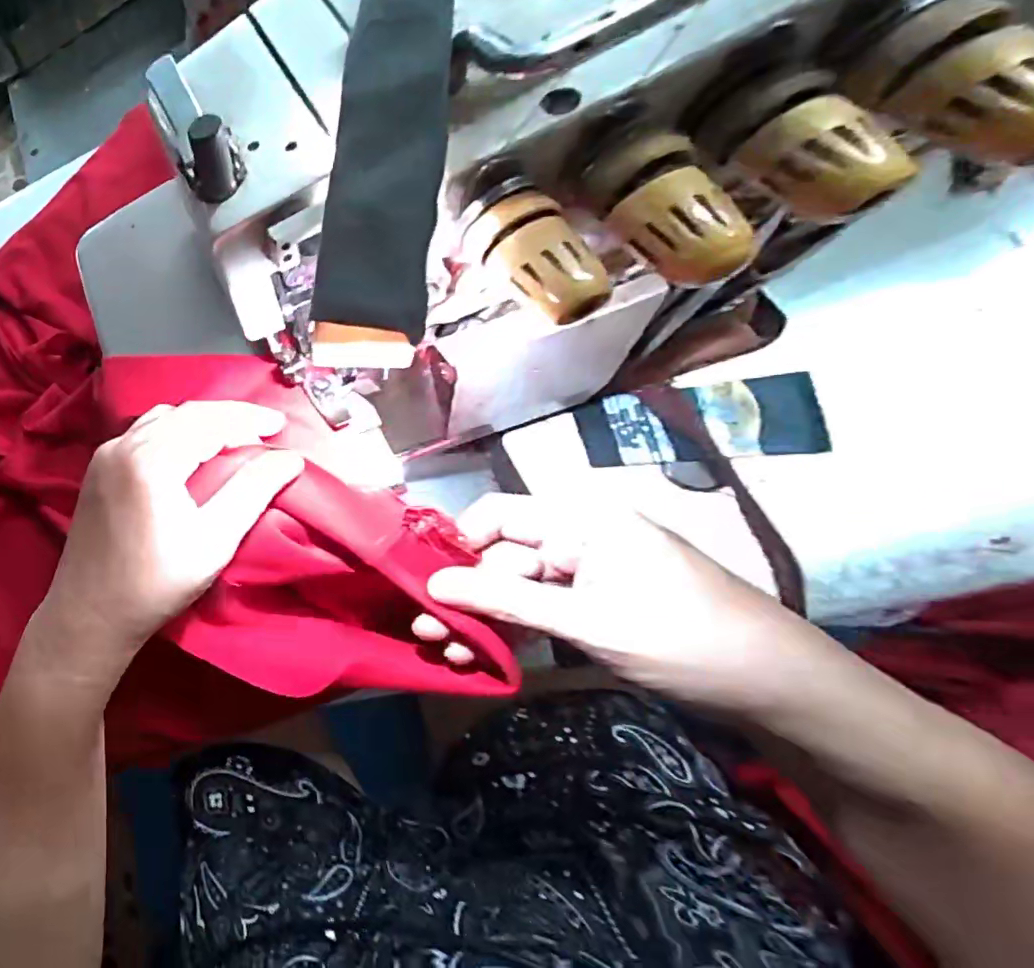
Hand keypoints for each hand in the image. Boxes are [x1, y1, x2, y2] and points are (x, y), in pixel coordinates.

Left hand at [32, 402, 304, 682]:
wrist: (89, 610)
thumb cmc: (154, 584)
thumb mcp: (214, 541)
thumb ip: (251, 491)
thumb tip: (288, 458)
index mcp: (149, 460)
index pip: (207, 421)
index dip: (247, 419)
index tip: (280, 423)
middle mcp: (122, 446)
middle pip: (184, 414)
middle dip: (227, 416)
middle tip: (263, 428)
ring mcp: (105, 455)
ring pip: (161, 419)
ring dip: (199, 420)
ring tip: (234, 437)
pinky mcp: (97, 468)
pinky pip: (142, 432)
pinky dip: (173, 430)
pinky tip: (192, 448)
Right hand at [422, 493, 842, 715]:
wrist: (789, 697)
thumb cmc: (690, 643)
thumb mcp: (590, 622)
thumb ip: (505, 601)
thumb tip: (432, 586)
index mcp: (582, 521)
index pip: (497, 516)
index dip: (456, 544)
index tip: (424, 582)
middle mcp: (577, 539)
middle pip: (498, 558)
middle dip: (461, 595)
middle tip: (426, 631)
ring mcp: (583, 576)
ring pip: (511, 589)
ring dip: (479, 619)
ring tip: (446, 651)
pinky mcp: (590, 608)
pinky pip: (535, 611)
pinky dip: (508, 631)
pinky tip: (479, 655)